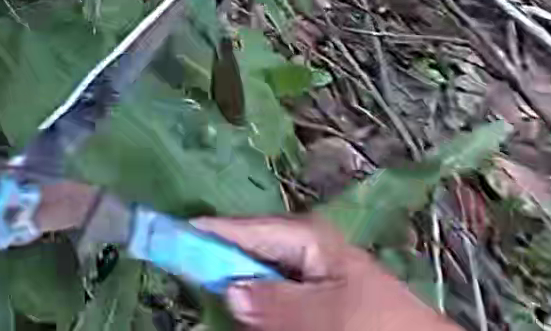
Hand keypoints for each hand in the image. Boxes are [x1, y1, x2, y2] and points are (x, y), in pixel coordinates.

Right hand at [192, 217, 460, 330]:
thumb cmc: (384, 326)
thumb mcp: (332, 314)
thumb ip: (278, 302)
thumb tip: (228, 290)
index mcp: (303, 236)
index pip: (240, 229)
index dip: (203, 233)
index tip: (165, 235)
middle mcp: (301, 250)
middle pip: (245, 257)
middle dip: (222, 271)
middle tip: (192, 282)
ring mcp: (308, 278)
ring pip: (258, 283)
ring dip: (242, 296)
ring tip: (219, 303)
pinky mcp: (316, 304)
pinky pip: (276, 303)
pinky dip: (261, 310)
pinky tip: (250, 317)